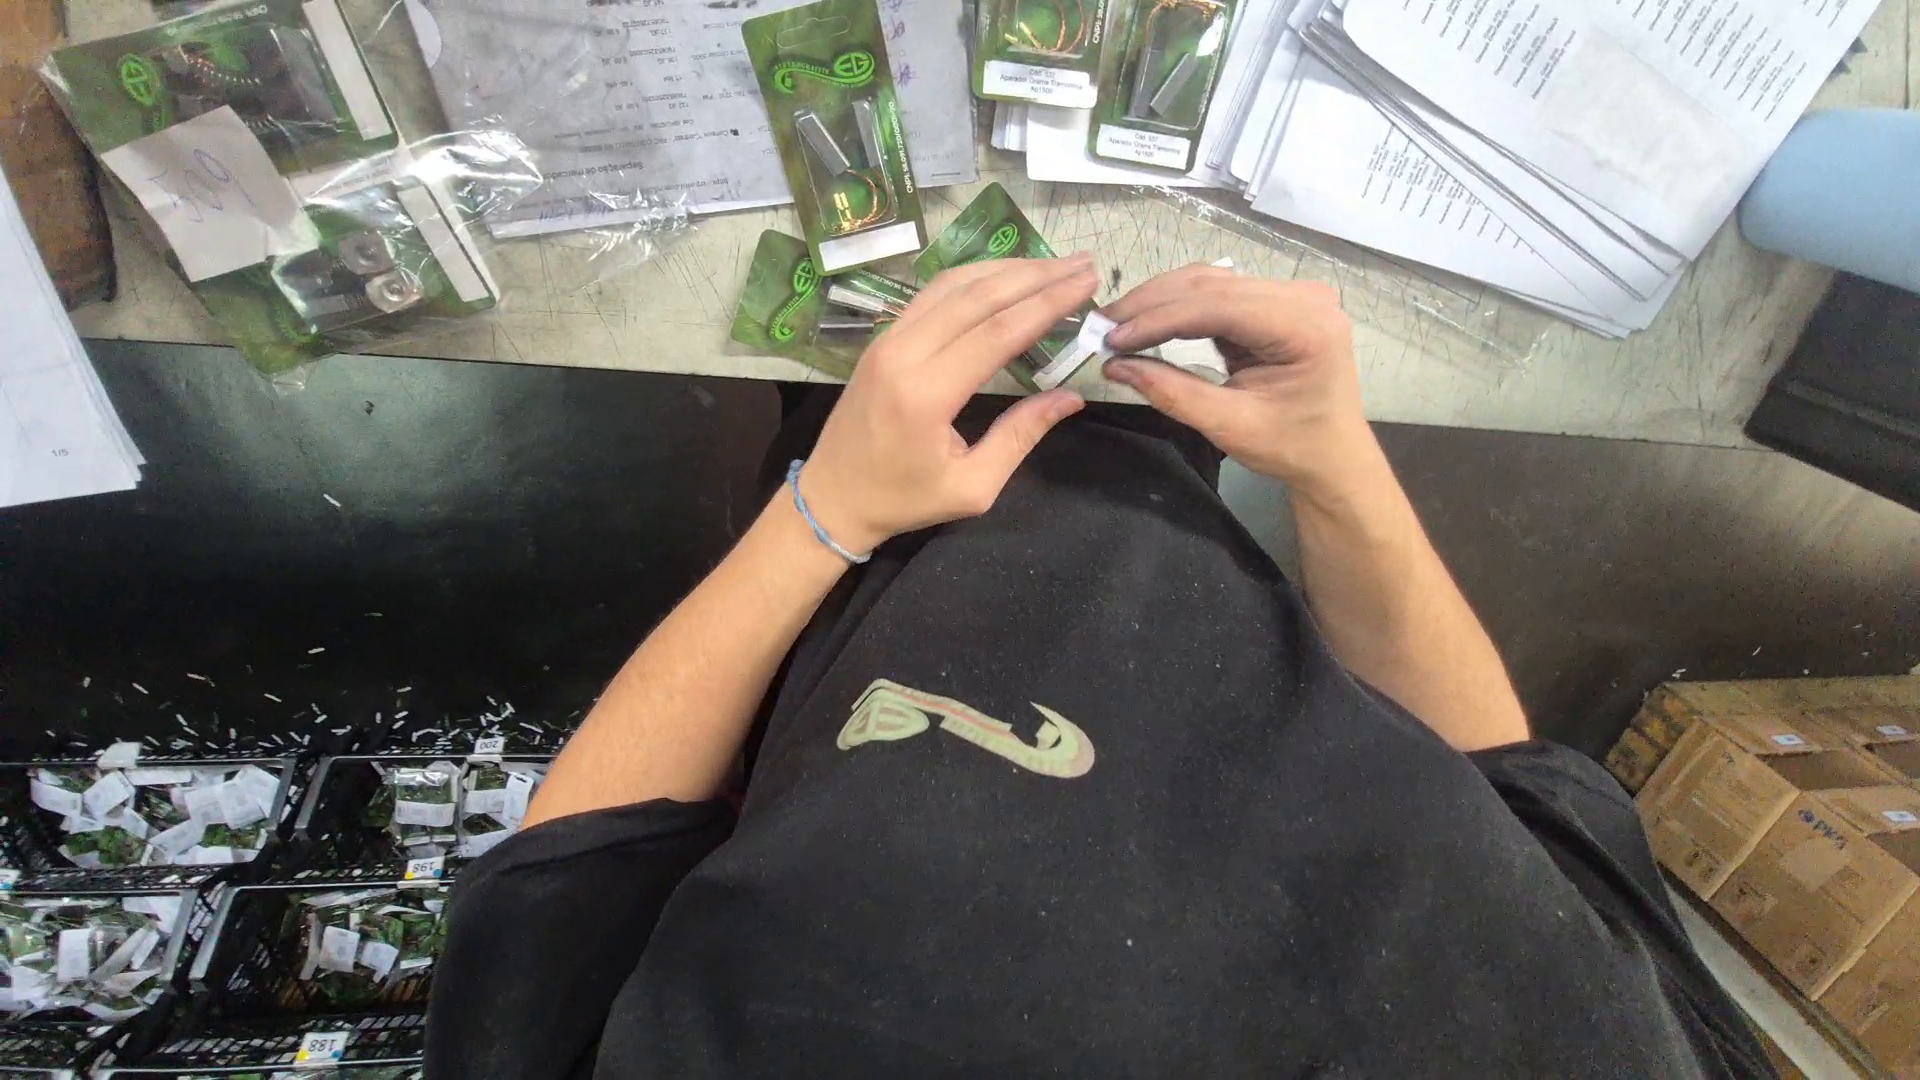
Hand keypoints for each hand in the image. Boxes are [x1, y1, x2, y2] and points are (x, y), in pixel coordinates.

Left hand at [797, 256, 1097, 553]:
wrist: (831, 499)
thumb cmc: (902, 501)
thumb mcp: (971, 486)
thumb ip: (1020, 437)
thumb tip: (1071, 398)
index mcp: (926, 394)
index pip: (997, 332)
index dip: (1047, 303)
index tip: (1086, 282)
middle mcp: (903, 354)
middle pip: (978, 297)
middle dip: (1036, 276)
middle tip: (1083, 264)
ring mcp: (886, 341)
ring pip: (952, 286)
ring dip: (1005, 270)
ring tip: (1052, 265)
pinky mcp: (881, 340)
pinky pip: (931, 295)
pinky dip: (972, 280)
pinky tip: (1002, 277)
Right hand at [1098, 264, 1380, 505]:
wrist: (1331, 454)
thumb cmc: (1289, 446)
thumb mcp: (1228, 425)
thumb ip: (1172, 392)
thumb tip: (1115, 366)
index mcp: (1305, 327)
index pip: (1219, 306)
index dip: (1160, 319)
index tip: (1112, 339)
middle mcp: (1302, 297)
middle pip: (1213, 285)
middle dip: (1152, 304)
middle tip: (1103, 327)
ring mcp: (1290, 295)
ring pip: (1210, 282)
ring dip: (1159, 300)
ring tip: (1117, 324)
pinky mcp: (1273, 303)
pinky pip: (1217, 294)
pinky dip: (1177, 307)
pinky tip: (1145, 322)